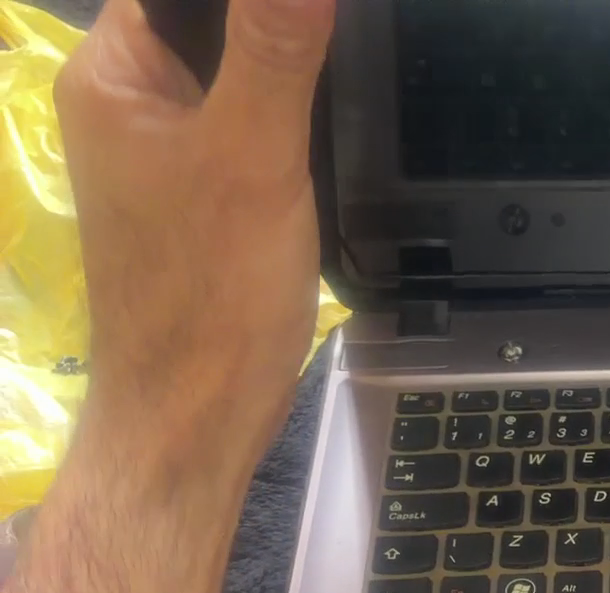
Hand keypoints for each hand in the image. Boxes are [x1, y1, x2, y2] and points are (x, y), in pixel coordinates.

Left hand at [55, 0, 334, 500]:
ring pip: (243, 103)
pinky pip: (255, 153)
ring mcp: (171, 164)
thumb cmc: (216, 281)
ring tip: (340, 140)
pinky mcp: (210, 210)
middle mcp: (133, 111)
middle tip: (350, 91)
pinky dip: (297, 156)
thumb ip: (274, 57)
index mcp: (117, 78)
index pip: (189, 1)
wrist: (205, 395)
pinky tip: (327, 181)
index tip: (329, 34)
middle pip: (221, 47)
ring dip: (298, 111)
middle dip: (291, 62)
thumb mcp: (254, 157)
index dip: (265, 13)